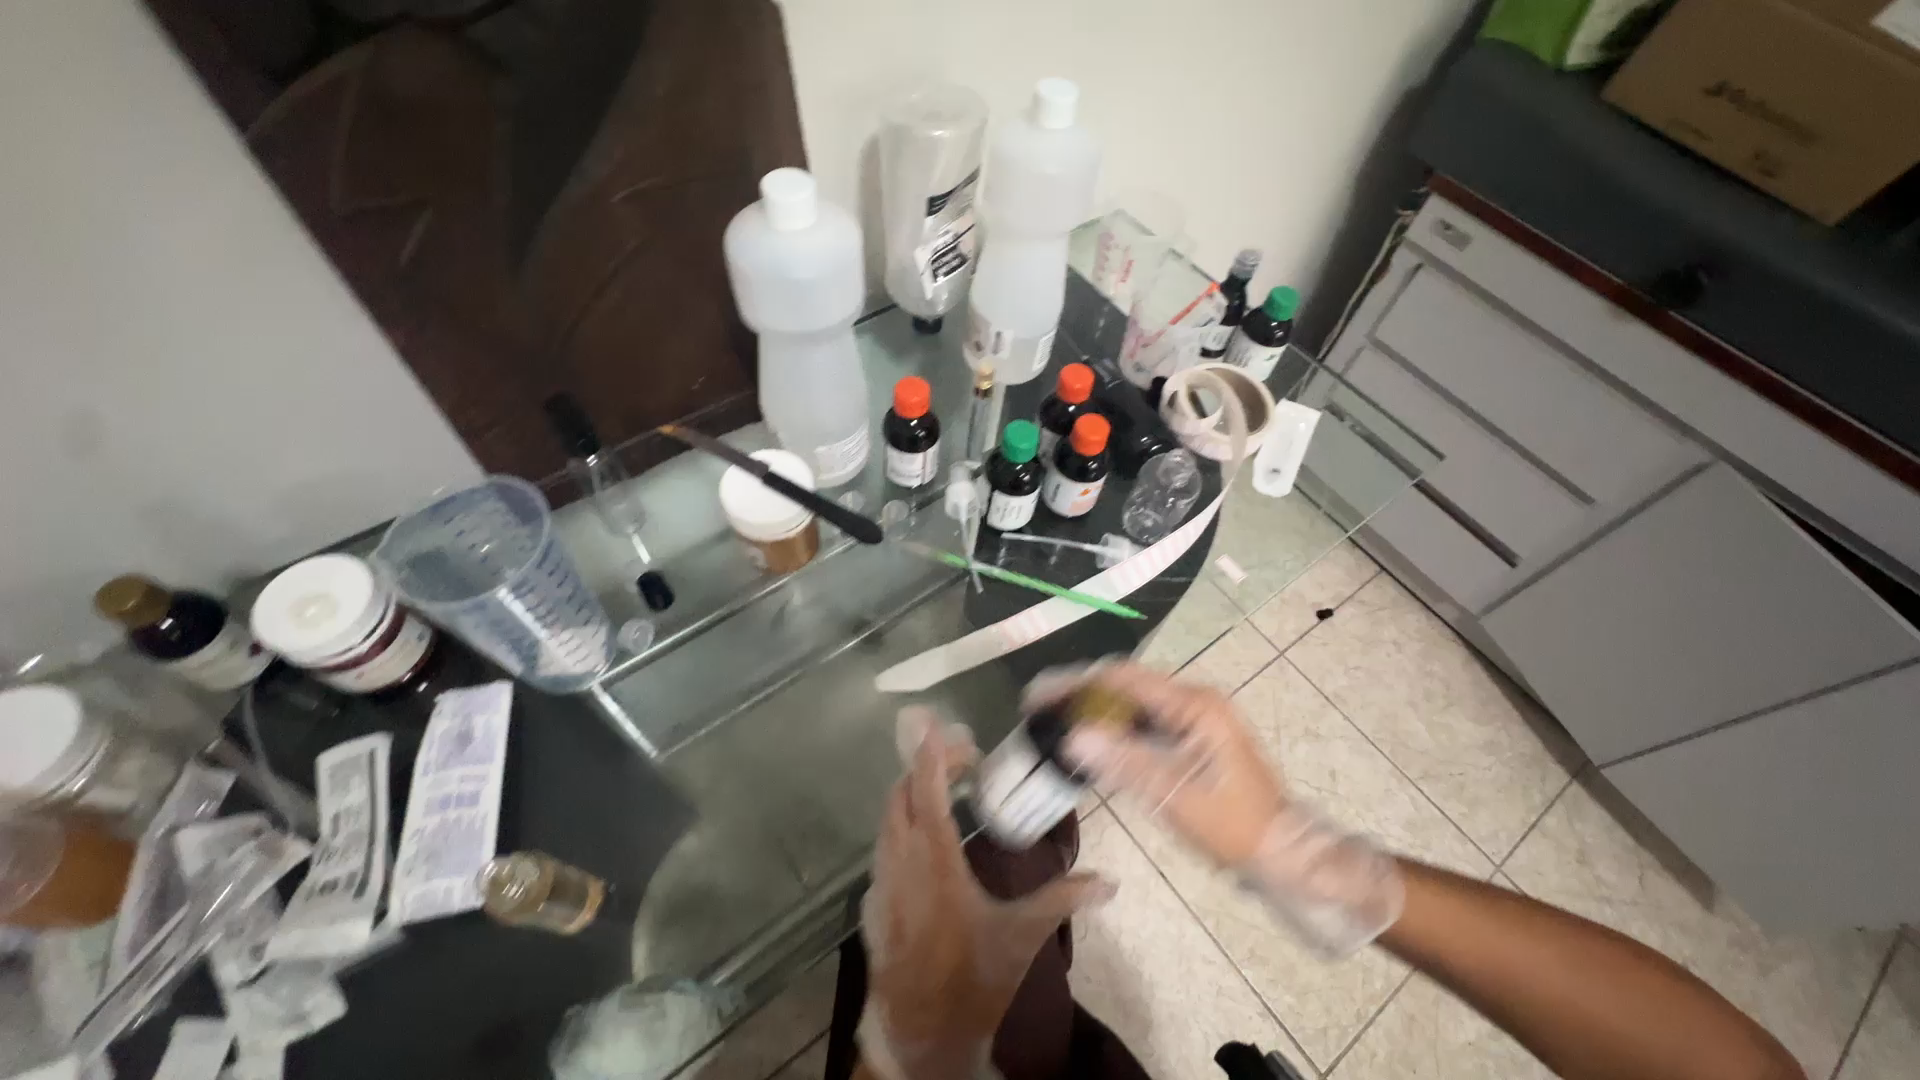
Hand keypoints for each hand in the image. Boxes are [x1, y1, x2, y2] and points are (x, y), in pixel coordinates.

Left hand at [859, 709, 1113, 1079]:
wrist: (919, 1034)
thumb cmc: (972, 978)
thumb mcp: (1023, 935)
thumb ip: (1064, 899)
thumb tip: (1110, 882)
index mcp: (934, 859)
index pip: (925, 789)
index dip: (931, 754)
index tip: (941, 727)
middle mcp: (900, 860)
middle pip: (900, 795)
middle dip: (926, 768)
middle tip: (962, 762)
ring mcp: (880, 882)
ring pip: (887, 821)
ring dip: (911, 797)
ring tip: (945, 792)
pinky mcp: (871, 904)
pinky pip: (882, 851)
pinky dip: (902, 830)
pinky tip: (926, 845)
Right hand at [1046, 663, 1286, 865]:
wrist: (1285, 854)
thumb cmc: (1236, 828)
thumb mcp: (1178, 798)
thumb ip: (1126, 764)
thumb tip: (1072, 736)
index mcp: (1195, 706)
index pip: (1124, 679)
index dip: (1076, 683)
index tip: (1038, 695)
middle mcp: (1195, 702)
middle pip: (1126, 685)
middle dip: (1080, 693)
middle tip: (1038, 709)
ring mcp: (1196, 719)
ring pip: (1134, 703)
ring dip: (1095, 710)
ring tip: (1054, 721)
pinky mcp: (1194, 738)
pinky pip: (1146, 723)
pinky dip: (1115, 729)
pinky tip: (1091, 742)